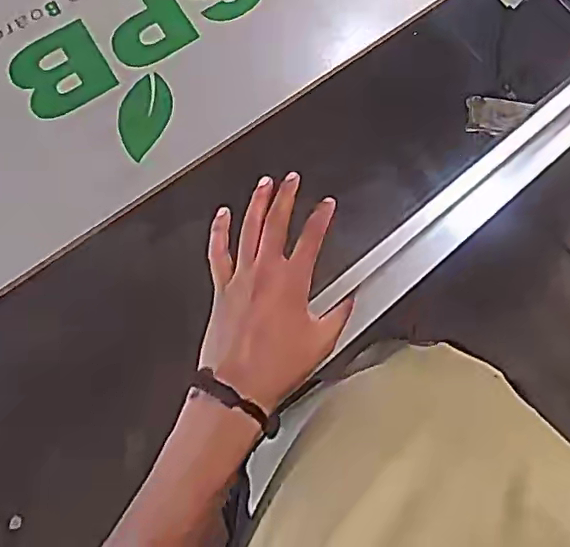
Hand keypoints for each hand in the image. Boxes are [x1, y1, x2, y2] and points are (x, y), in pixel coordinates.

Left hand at [198, 173, 353, 411]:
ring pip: (248, 229)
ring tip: (264, 184)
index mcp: (292, 282)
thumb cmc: (275, 368)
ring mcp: (240, 277)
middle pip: (276, 222)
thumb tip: (350, 300)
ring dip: (257, 203)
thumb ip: (339, 314)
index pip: (311, 238)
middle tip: (292, 180)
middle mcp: (265, 272)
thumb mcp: (321, 342)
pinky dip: (219, 231)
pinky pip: (219, 252)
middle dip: (286, 196)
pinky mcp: (222, 288)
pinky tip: (222, 216)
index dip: (321, 217)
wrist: (236, 390)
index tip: (326, 205)